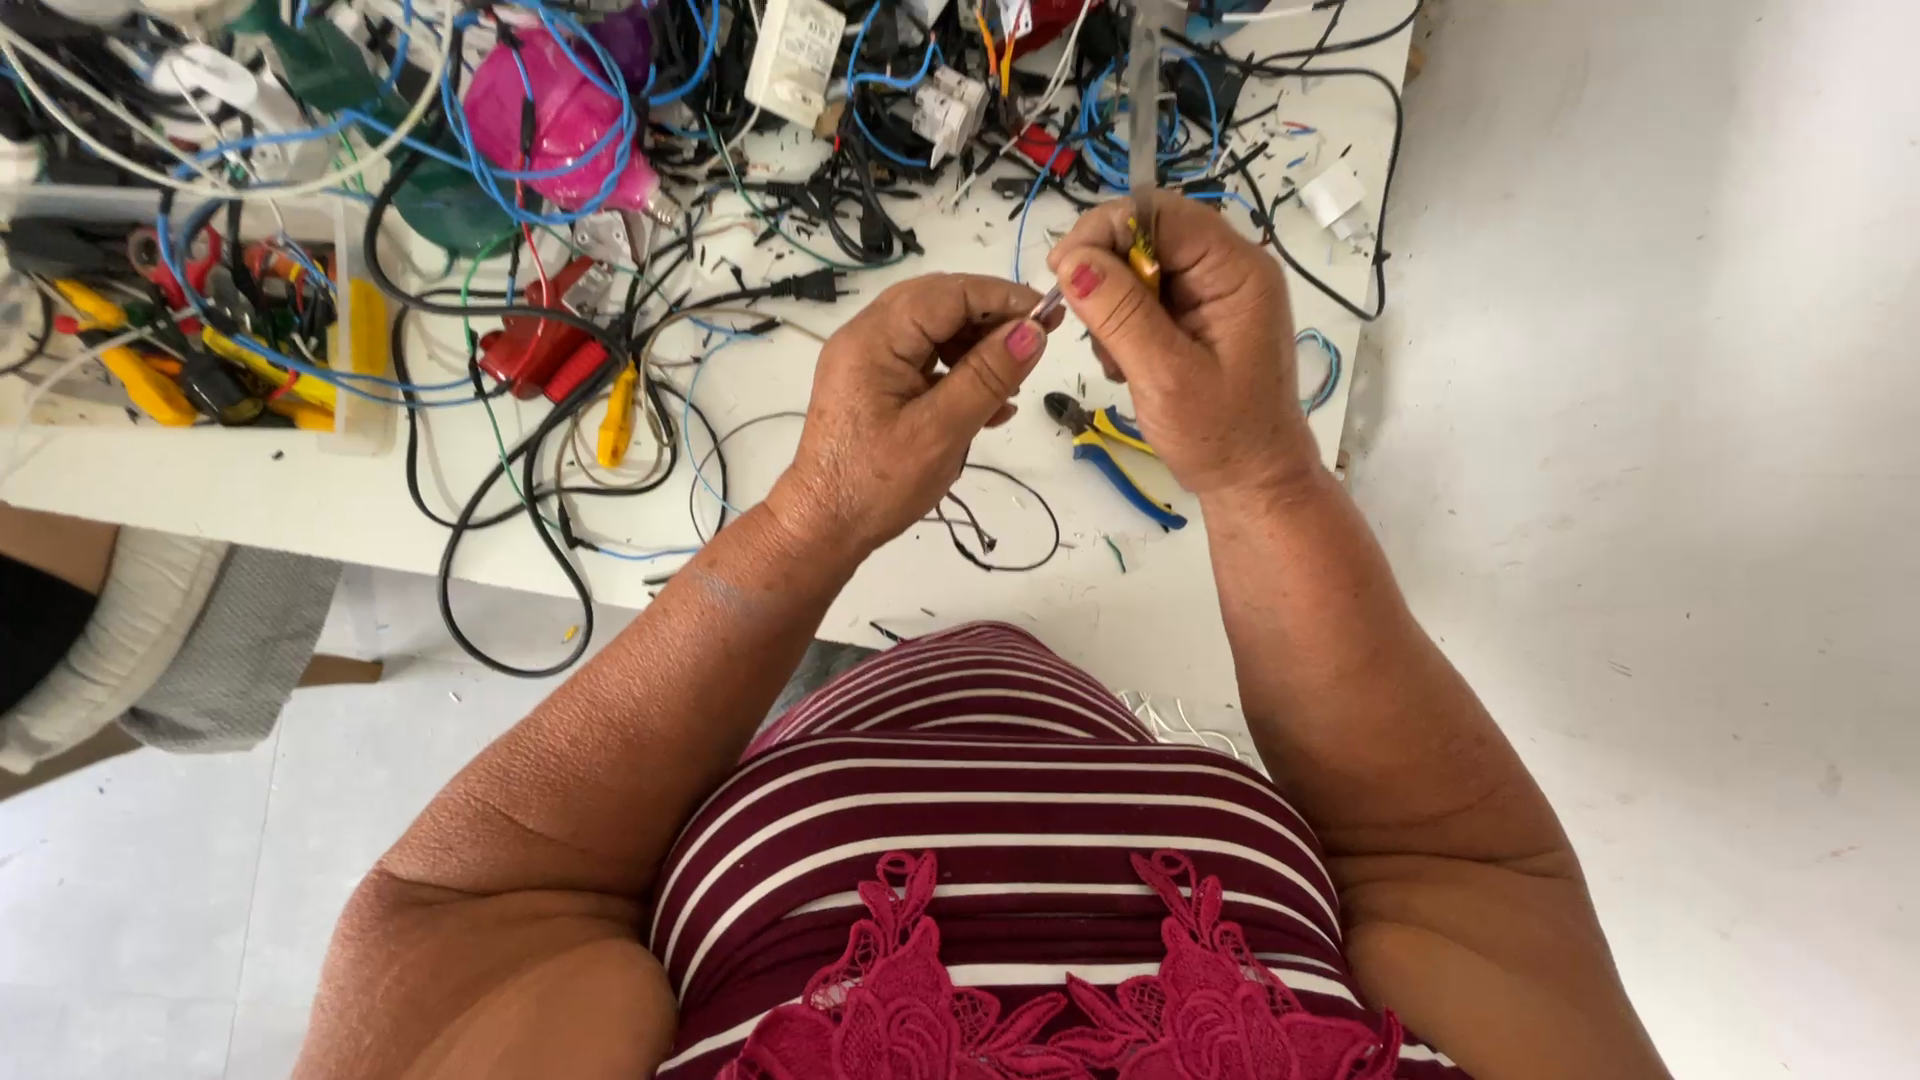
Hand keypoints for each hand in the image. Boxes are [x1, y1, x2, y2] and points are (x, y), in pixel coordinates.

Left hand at [769, 273, 1059, 552]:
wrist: (823, 528)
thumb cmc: (877, 485)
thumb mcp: (941, 431)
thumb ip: (988, 376)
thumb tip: (1033, 331)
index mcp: (874, 338)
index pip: (948, 292)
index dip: (1002, 298)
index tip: (1049, 315)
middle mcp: (866, 338)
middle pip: (939, 306)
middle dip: (991, 321)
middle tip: (1037, 343)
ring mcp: (868, 363)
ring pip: (934, 334)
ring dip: (977, 351)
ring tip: (1013, 383)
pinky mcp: (874, 388)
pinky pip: (923, 364)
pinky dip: (958, 375)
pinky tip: (990, 406)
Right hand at [1046, 197, 1320, 497]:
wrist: (1251, 481)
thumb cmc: (1218, 436)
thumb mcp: (1165, 376)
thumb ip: (1120, 315)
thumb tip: (1072, 262)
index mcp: (1237, 272)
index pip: (1162, 216)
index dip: (1106, 230)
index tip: (1061, 269)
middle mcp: (1228, 271)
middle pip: (1151, 235)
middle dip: (1105, 270)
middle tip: (1077, 315)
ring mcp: (1214, 295)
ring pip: (1141, 268)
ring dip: (1110, 303)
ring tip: (1111, 356)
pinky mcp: (1198, 319)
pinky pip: (1147, 299)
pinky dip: (1122, 324)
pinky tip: (1123, 361)